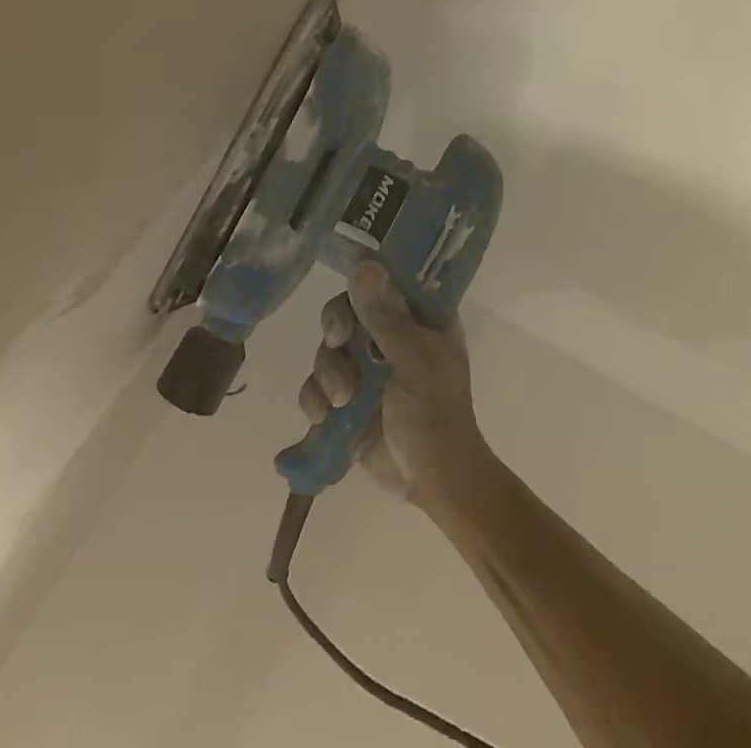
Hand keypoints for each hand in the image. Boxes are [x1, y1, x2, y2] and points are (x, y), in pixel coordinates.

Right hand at [296, 262, 490, 509]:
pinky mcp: (347, 398)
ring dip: (327, 372)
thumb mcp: (416, 363)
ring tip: (340, 400)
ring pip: (329, 350)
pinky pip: (317, 385)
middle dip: (336, 331)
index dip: (362, 286)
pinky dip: (315, 398)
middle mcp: (391, 336)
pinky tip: (324, 416)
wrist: (430, 481)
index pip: (385, 282)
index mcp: (421, 320)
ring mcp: (367, 367)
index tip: (352, 301)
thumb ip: (388, 319)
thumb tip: (363, 268)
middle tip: (336, 343)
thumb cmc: (436, 415)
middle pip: (346, 313)